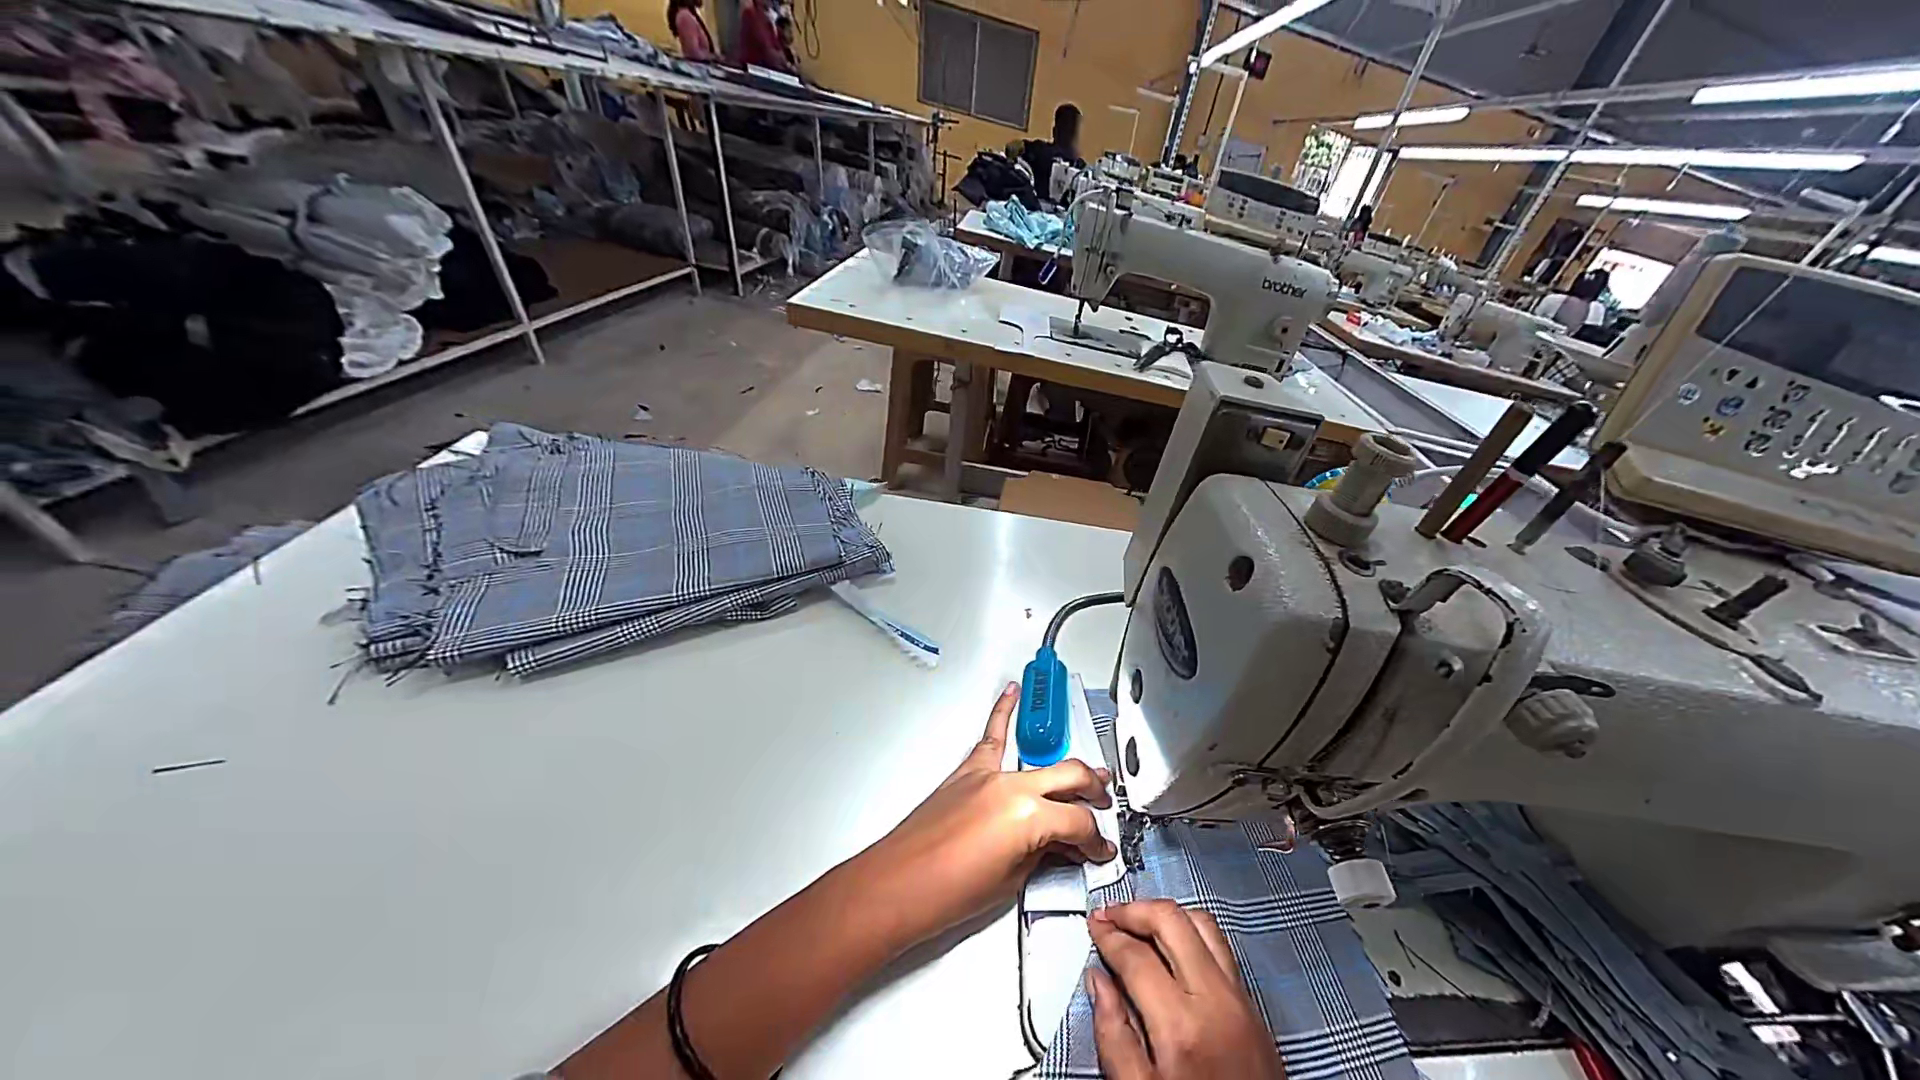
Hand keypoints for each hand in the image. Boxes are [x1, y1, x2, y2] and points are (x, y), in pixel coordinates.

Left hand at [864, 681, 1116, 948]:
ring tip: (1088, 773)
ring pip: (1040, 759)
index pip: (1079, 822)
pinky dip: (1002, 711)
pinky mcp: (967, 773)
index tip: (1098, 850)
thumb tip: (1059, 847)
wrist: (897, 885)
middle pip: (1069, 778)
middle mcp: (1011, 787)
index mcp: (1029, 816)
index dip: (1094, 840)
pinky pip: (991, 735)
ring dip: (1067, 766)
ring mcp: (988, 775)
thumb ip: (1044, 855)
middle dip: (1093, 792)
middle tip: (1103, 805)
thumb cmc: (942, 891)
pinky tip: (1012, 694)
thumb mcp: (1012, 881)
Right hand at [1088, 900, 1284, 1079]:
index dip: (1108, 935)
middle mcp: (1215, 1001)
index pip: (1136, 956)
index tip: (1094, 927)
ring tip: (1139, 923)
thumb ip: (1113, 1036)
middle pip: (1171, 921)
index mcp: (1181, 1027)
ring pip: (1202, 923)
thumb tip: (1098, 981)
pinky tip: (1172, 944)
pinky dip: (1191, 931)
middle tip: (1110, 916)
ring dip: (1165, 915)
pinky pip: (1221, 946)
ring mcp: (1240, 1000)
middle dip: (1134, 910)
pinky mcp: (1254, 1008)